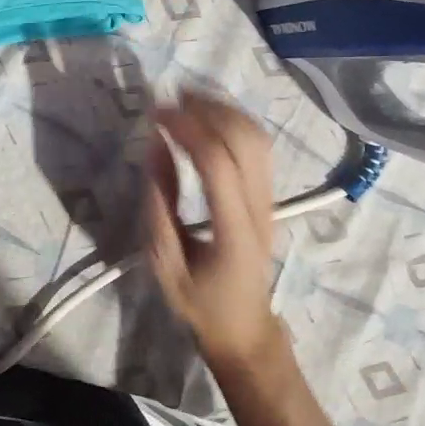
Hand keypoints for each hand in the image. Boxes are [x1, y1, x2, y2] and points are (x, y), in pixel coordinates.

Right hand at [142, 91, 285, 367]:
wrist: (245, 327)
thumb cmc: (199, 300)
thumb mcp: (163, 262)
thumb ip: (158, 204)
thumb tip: (154, 145)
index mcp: (233, 230)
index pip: (217, 164)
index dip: (186, 129)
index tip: (154, 114)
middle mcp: (259, 209)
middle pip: (244, 141)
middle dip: (205, 109)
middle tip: (168, 99)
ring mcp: (270, 200)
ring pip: (257, 137)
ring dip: (222, 109)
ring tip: (185, 98)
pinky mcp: (269, 194)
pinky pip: (259, 144)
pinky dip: (233, 119)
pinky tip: (207, 114)